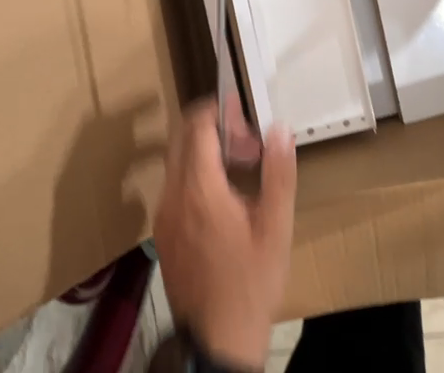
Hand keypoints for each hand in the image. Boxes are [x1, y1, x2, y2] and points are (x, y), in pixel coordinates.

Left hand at [153, 99, 295, 369]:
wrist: (219, 337)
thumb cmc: (252, 283)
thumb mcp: (276, 228)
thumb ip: (278, 173)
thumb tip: (279, 129)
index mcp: (199, 189)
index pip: (196, 126)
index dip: (217, 108)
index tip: (240, 106)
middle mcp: (172, 195)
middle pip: (182, 139)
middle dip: (212, 128)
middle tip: (247, 140)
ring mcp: (163, 215)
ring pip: (177, 162)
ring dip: (205, 153)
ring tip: (242, 169)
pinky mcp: (163, 232)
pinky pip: (175, 186)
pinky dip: (196, 176)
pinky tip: (225, 199)